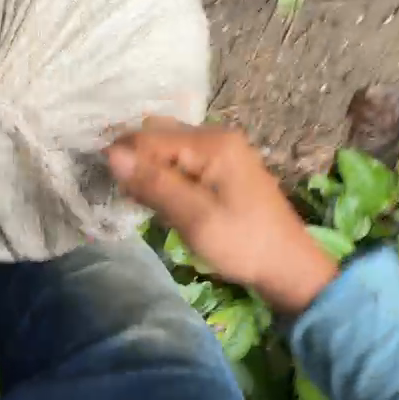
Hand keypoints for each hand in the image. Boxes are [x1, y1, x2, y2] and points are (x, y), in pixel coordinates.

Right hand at [105, 118, 338, 314]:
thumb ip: (153, 183)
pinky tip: (163, 200)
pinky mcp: (220, 164)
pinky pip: (178, 159)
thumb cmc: (241, 243)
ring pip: (164, 147)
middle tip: (129, 197)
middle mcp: (215, 136)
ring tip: (145, 201)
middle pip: (155, 135)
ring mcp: (220, 149)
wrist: (287, 265)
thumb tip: (111, 154)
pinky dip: (163, 175)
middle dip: (134, 162)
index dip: (123, 159)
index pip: (147, 137)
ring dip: (147, 170)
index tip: (114, 190)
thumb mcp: (193, 217)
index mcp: (211, 144)